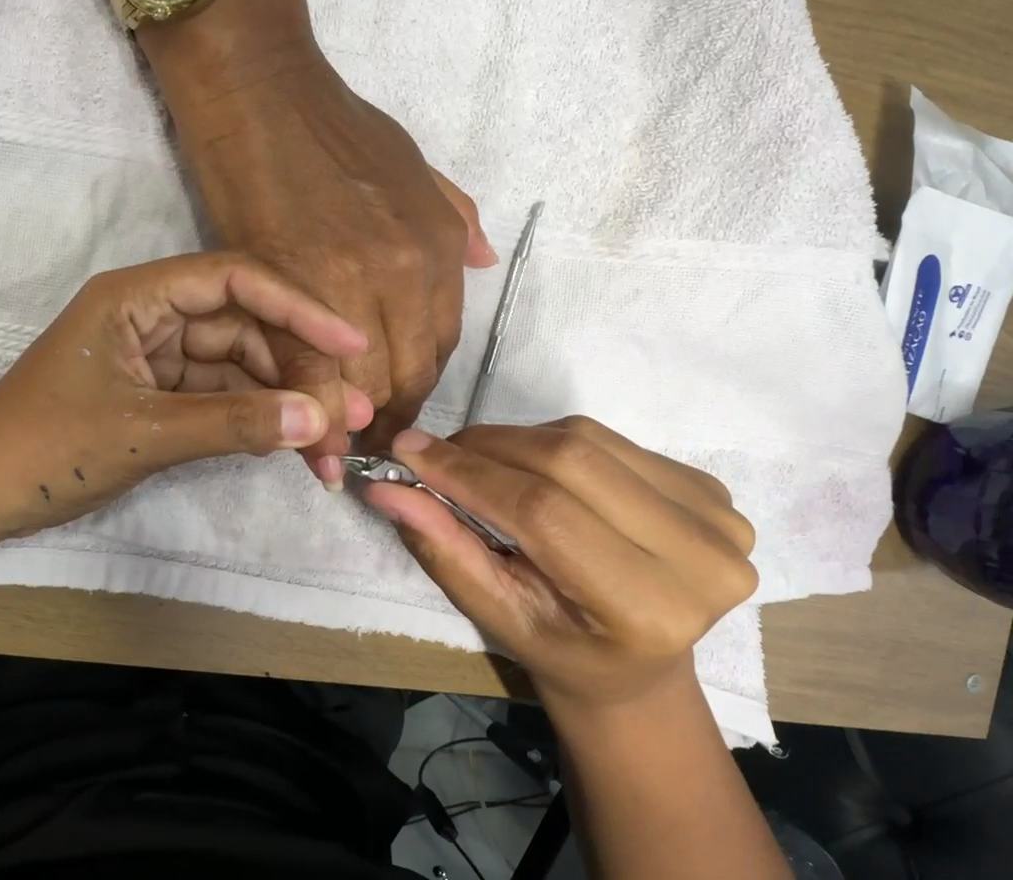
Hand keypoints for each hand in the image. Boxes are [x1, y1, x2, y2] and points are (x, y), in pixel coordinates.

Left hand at [0, 252, 373, 533]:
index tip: (352, 344)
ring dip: (282, 401)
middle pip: (243, 325)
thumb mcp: (144, 434)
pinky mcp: (153, 394)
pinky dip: (252, 421)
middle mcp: (148, 315)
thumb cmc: (47, 449)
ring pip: (236, 365)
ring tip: (330, 448)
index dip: (298, 306)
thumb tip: (318, 419)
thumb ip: (232, 423)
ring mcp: (152, 356)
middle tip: (350, 421)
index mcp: (134, 297)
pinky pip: (217, 397)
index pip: (232, 280)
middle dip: (297, 369)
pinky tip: (292, 448)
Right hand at [170, 56, 494, 480]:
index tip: (392, 419)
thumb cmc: (334, 125)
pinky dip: (308, 407)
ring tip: (332, 453)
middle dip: (383, 420)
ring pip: (357, 381)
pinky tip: (303, 438)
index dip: (415, 393)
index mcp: (434, 247)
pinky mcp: (282, 285)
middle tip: (360, 448)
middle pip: (404, 375)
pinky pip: (304, 365)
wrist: (260, 94)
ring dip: (346, 425)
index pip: (438, 348)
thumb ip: (450, 219)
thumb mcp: (414, 163)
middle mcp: (401, 273)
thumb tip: (480, 264)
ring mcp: (343, 281)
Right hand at [360, 417, 758, 712]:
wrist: (637, 664)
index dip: (467, 473)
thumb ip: (441, 545)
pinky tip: (537, 471)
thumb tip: (382, 485)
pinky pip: (611, 439)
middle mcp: (705, 563)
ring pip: (587, 439)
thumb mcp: (490, 610)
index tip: (405, 450)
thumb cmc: (556, 646)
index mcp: (648, 610)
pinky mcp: (718, 493)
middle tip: (432, 452)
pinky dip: (553, 442)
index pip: (542, 512)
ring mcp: (722, 522)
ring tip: (479, 464)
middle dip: (484, 447)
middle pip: (569, 462)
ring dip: (515, 440)